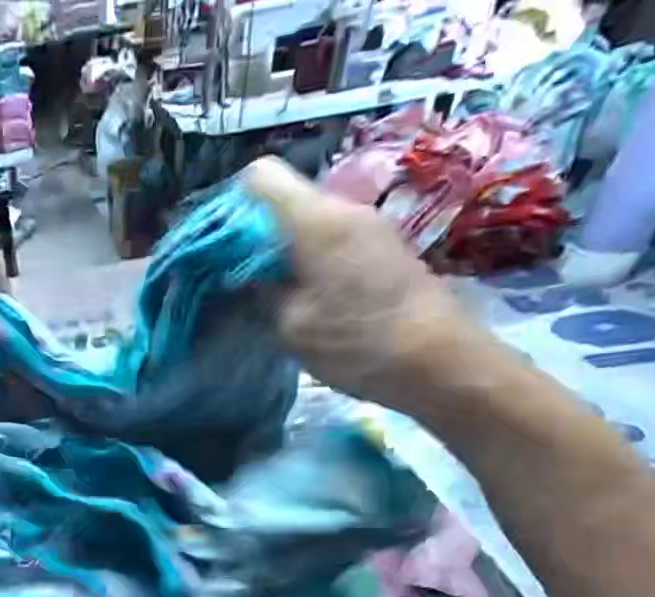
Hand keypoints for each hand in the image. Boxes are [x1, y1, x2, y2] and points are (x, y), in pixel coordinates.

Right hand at [242, 158, 508, 414]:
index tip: (217, 243)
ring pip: (306, 219)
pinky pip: (329, 236)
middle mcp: (343, 209)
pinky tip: (300, 292)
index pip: (261, 177)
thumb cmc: (357, 344)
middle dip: (252, 231)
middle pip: (284, 198)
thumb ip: (260, 291)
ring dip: (280, 247)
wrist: (438, 362)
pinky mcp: (380, 245)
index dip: (231, 203)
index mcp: (316, 222)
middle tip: (233, 274)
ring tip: (265, 288)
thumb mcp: (291, 325)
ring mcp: (367, 225)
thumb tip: (242, 275)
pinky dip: (305, 256)